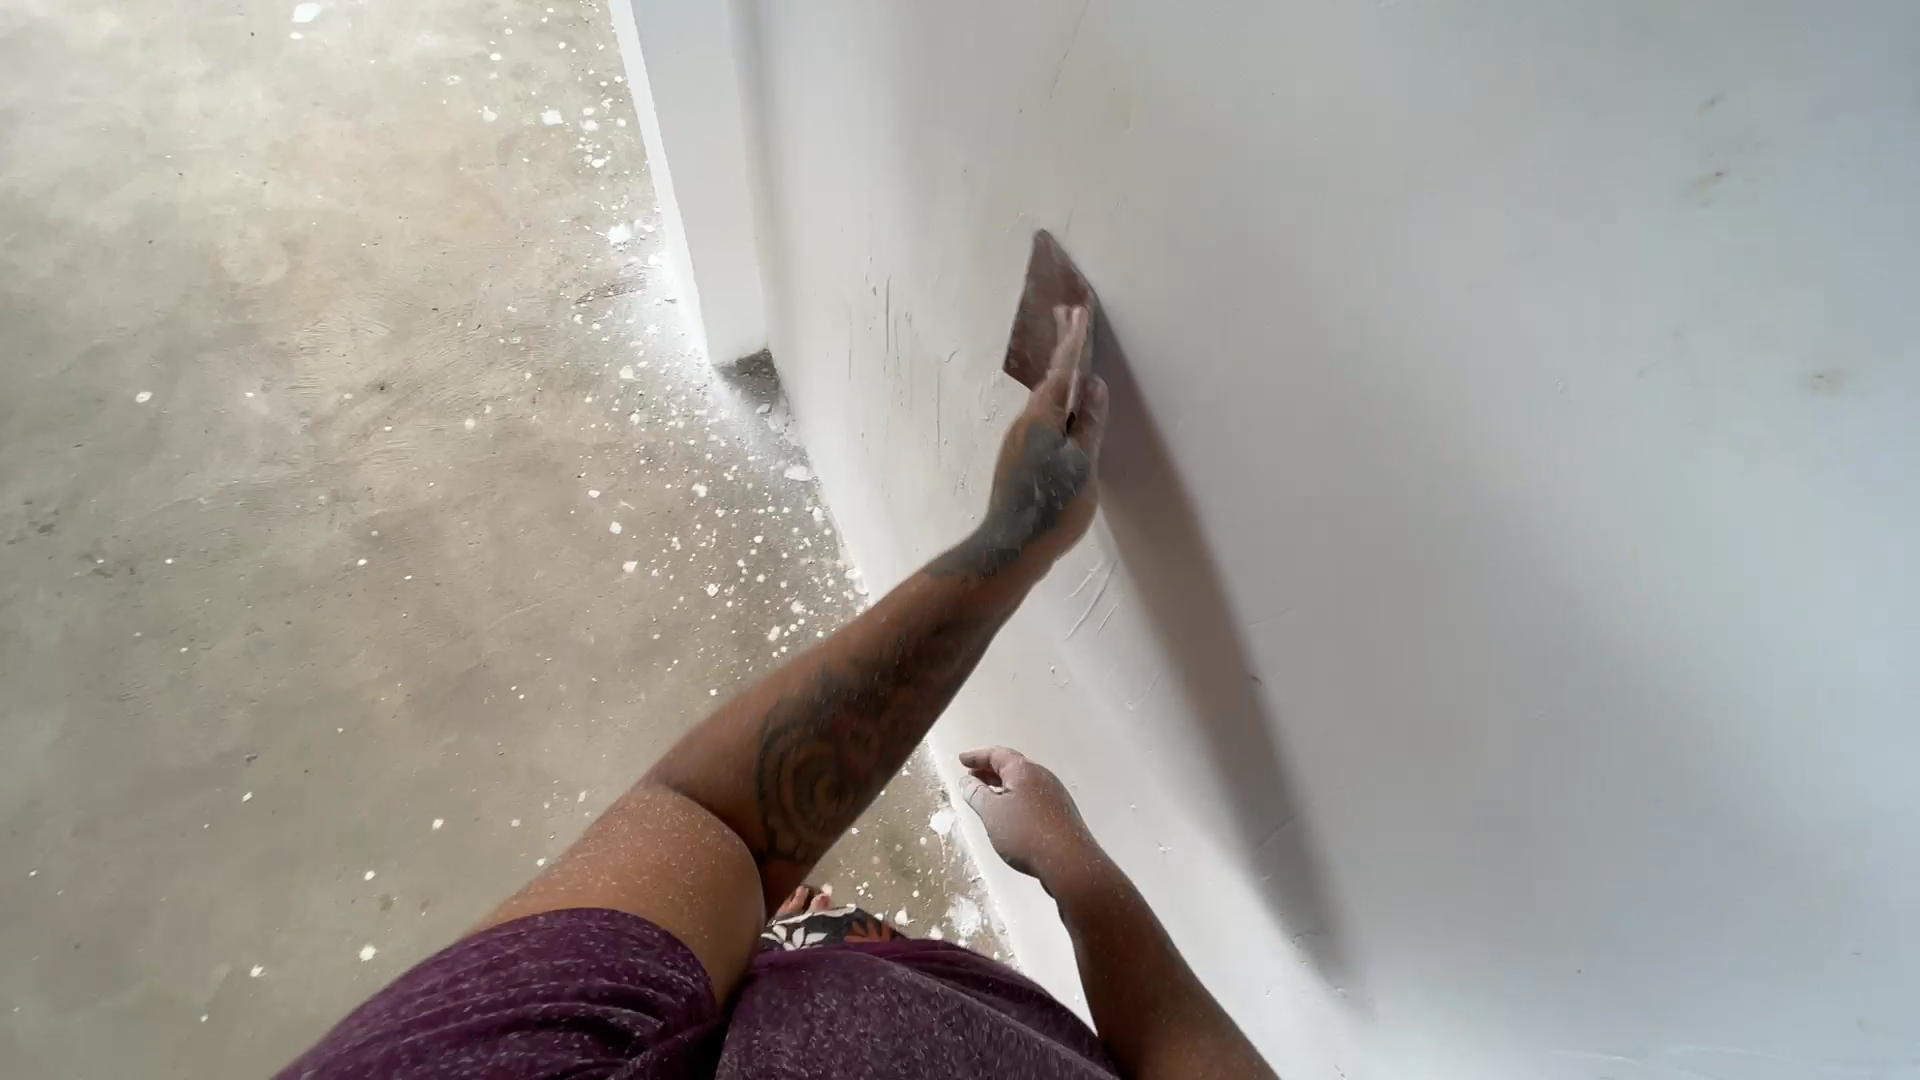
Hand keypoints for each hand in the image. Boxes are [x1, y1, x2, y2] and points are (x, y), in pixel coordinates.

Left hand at [930, 306, 1108, 586]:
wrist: (1012, 546)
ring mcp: (1018, 444)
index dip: (1074, 341)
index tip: (1078, 310)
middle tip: (1069, 318)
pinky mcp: (1018, 462)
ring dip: (1058, 377)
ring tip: (1070, 359)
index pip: (1063, 371)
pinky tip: (1062, 414)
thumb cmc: (1053, 506)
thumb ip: (1088, 424)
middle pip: (1050, 380)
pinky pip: (1041, 421)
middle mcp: (1025, 423)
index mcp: (1041, 418)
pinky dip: (1055, 405)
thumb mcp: (1082, 465)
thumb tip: (1094, 385)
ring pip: (1044, 402)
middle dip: (1063, 351)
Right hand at [958, 746, 1106, 890]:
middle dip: (988, 770)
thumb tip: (967, 781)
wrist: (1069, 863)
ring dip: (1002, 785)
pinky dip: (1015, 797)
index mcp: (1024, 770)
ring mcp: (1054, 794)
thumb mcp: (992, 814)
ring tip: (986, 796)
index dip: (977, 756)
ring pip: (1022, 782)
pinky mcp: (1060, 812)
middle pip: (1011, 766)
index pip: (997, 754)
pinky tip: (1009, 814)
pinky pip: (1032, 796)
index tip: (962, 760)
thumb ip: (976, 794)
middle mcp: (1041, 776)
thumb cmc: (1025, 834)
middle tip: (971, 777)